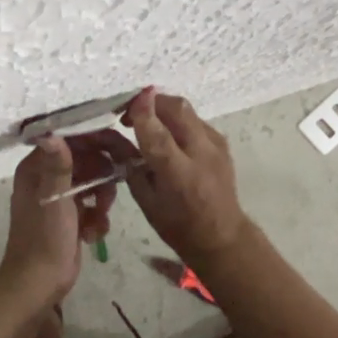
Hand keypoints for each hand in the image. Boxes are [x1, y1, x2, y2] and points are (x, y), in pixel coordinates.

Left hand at [0, 135, 121, 304]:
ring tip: (100, 214)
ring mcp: (59, 197)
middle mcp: (46, 177)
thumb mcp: (54, 199)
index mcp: (36, 168)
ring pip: (92, 182)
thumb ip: (57, 165)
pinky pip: (92, 205)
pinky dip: (97, 217)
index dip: (95, 139)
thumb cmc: (44, 239)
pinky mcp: (70, 216)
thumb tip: (49, 130)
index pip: (69, 139)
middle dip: (103, 173)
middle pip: (85, 159)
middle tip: (119, 182)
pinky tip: (93, 233)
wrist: (40, 283)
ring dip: (102, 197)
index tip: (120, 144)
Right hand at [122, 87, 251, 259]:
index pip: (158, 135)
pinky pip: (195, 120)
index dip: (143, 113)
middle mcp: (200, 154)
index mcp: (178, 175)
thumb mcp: (146, 201)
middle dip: (151, 102)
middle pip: (177, 110)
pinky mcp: (222, 142)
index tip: (127, 102)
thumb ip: (131, 167)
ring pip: (187, 110)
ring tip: (147, 120)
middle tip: (130, 113)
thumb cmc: (177, 225)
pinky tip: (168, 133)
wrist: (222, 235)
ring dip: (163, 109)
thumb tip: (116, 140)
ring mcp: (215, 145)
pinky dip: (177, 119)